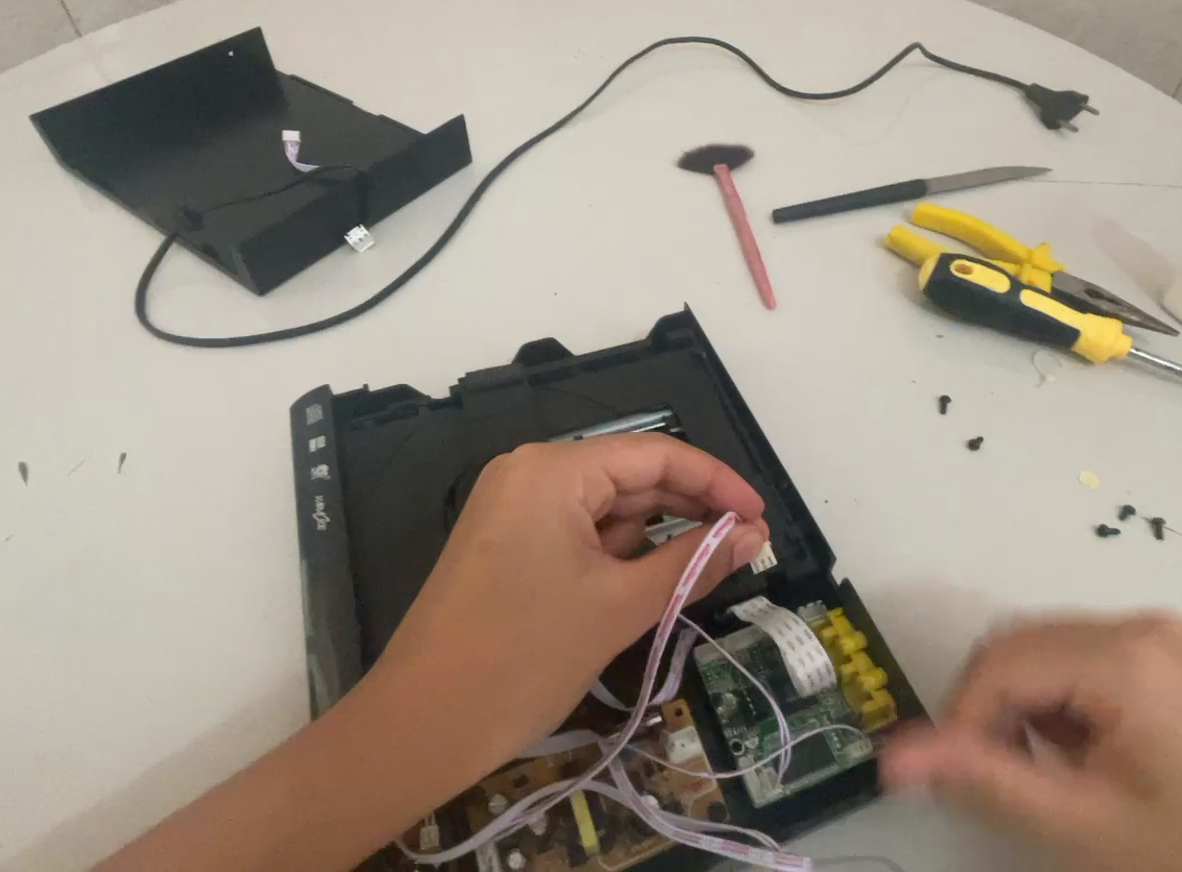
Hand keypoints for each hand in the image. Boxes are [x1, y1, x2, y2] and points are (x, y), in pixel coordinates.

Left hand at [370, 434, 767, 769]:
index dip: (716, 481)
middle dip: (688, 507)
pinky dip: (618, 549)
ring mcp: (516, 505)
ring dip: (655, 532)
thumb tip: (751, 535)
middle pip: (630, 475)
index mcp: (554, 469)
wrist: (421, 727)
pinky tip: (653, 574)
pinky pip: (579, 529)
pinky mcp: (510, 539)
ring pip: (606, 506)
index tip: (760, 516)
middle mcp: (532, 471)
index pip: (655, 454)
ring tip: (707, 562)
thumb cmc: (525, 657)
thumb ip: (693, 562)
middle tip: (745, 542)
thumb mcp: (620, 606)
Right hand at [880, 614, 1181, 871]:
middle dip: (992, 709)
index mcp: (1126, 653)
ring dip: (1023, 708)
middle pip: (1020, 647)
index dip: (961, 717)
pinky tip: (1078, 758)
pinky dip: (1058, 705)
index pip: (1000, 662)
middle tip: (993, 779)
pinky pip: (1082, 664)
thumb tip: (890, 756)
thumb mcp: (1087, 826)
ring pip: (1045, 653)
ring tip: (1040, 775)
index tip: (948, 777)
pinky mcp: (1172, 662)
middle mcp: (1140, 626)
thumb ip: (982, 780)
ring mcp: (1161, 640)